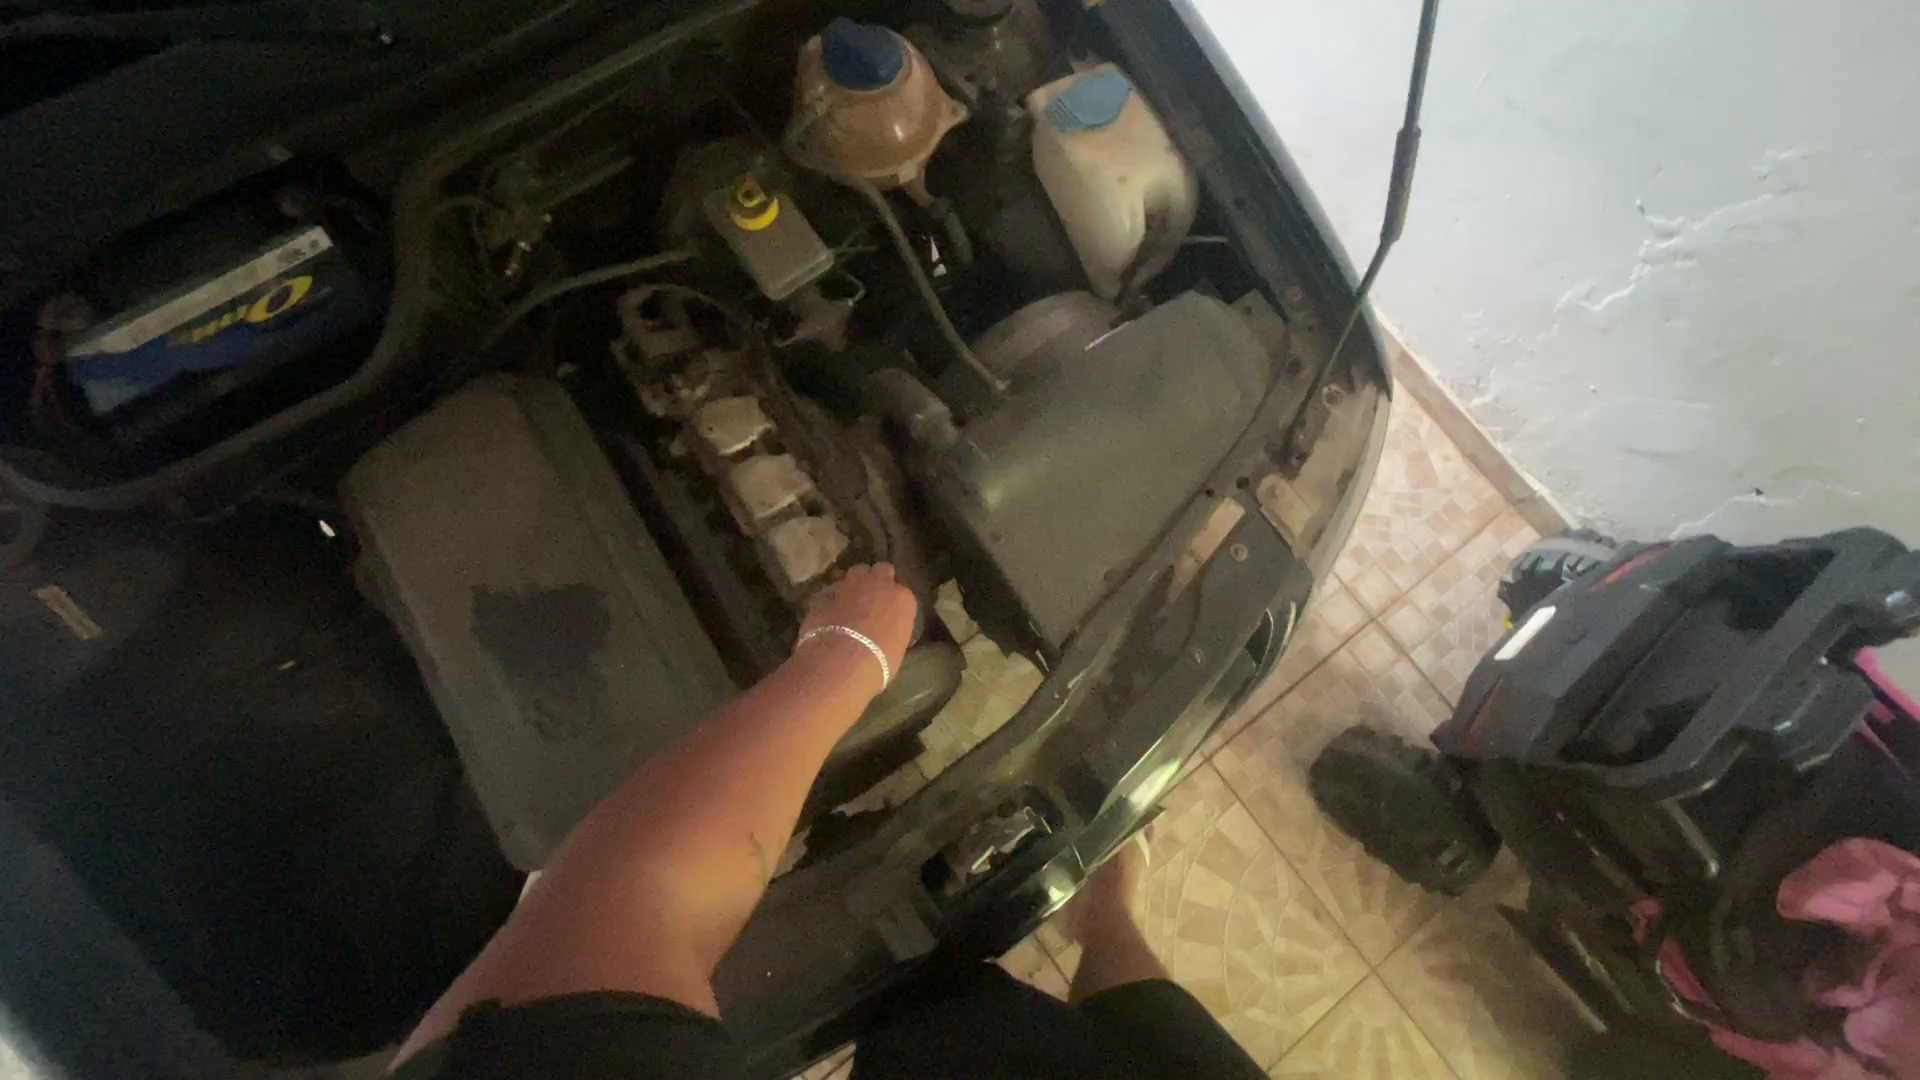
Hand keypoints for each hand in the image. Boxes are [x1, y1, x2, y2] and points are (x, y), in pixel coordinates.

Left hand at [798, 563, 917, 673]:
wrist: (841, 662)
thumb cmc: (879, 662)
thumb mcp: (896, 647)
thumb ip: (892, 629)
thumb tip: (882, 631)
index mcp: (902, 598)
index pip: (902, 593)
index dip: (894, 602)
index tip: (889, 613)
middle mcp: (879, 584)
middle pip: (881, 571)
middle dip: (877, 580)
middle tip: (872, 598)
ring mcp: (850, 585)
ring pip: (856, 573)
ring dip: (856, 584)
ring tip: (851, 603)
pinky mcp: (826, 594)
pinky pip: (834, 592)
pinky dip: (834, 600)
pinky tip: (831, 615)